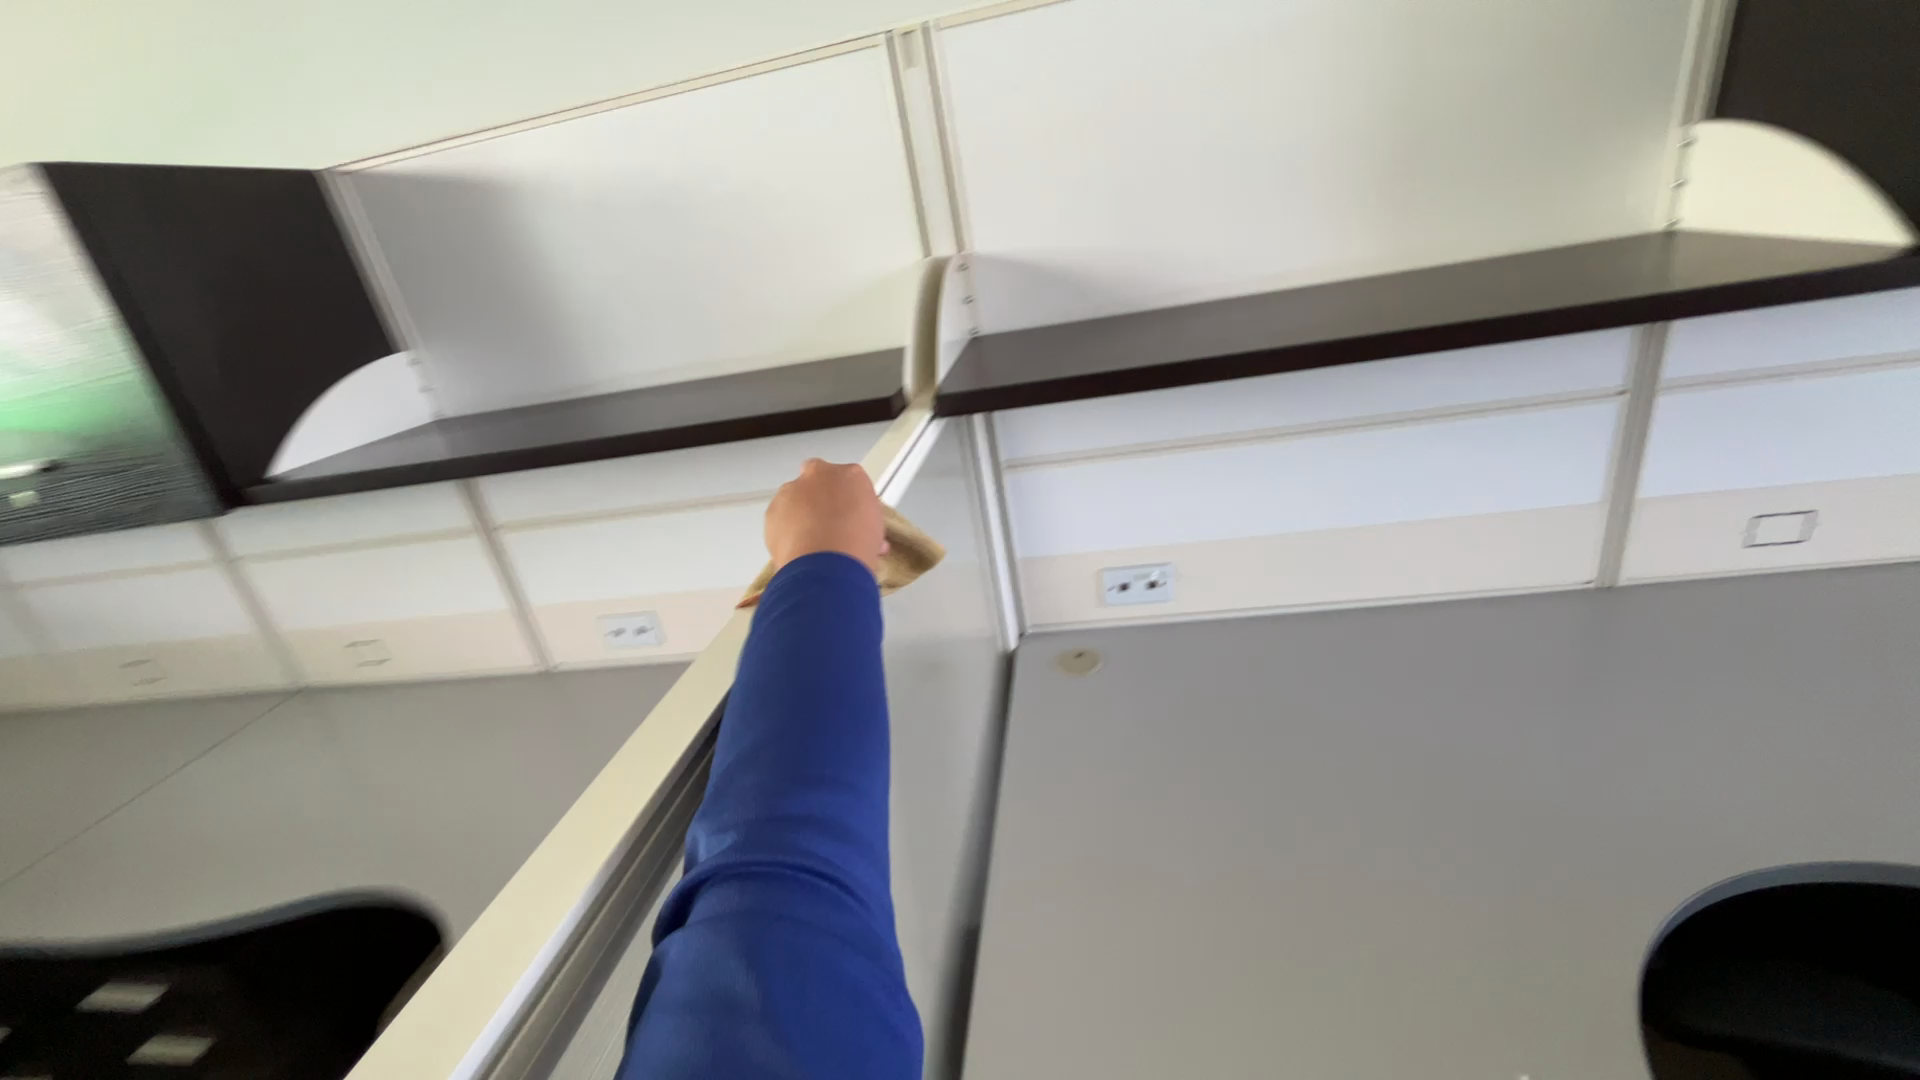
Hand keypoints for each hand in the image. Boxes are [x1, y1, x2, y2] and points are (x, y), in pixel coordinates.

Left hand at [764, 459, 887, 573]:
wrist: (827, 564)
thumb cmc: (859, 545)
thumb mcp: (876, 532)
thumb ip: (865, 523)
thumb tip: (865, 537)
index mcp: (851, 476)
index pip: (849, 481)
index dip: (848, 500)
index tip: (849, 517)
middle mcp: (820, 475)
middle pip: (817, 477)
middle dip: (819, 494)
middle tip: (826, 522)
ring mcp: (792, 490)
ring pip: (794, 496)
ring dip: (799, 512)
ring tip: (809, 541)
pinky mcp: (772, 510)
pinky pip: (780, 517)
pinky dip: (785, 529)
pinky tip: (795, 548)